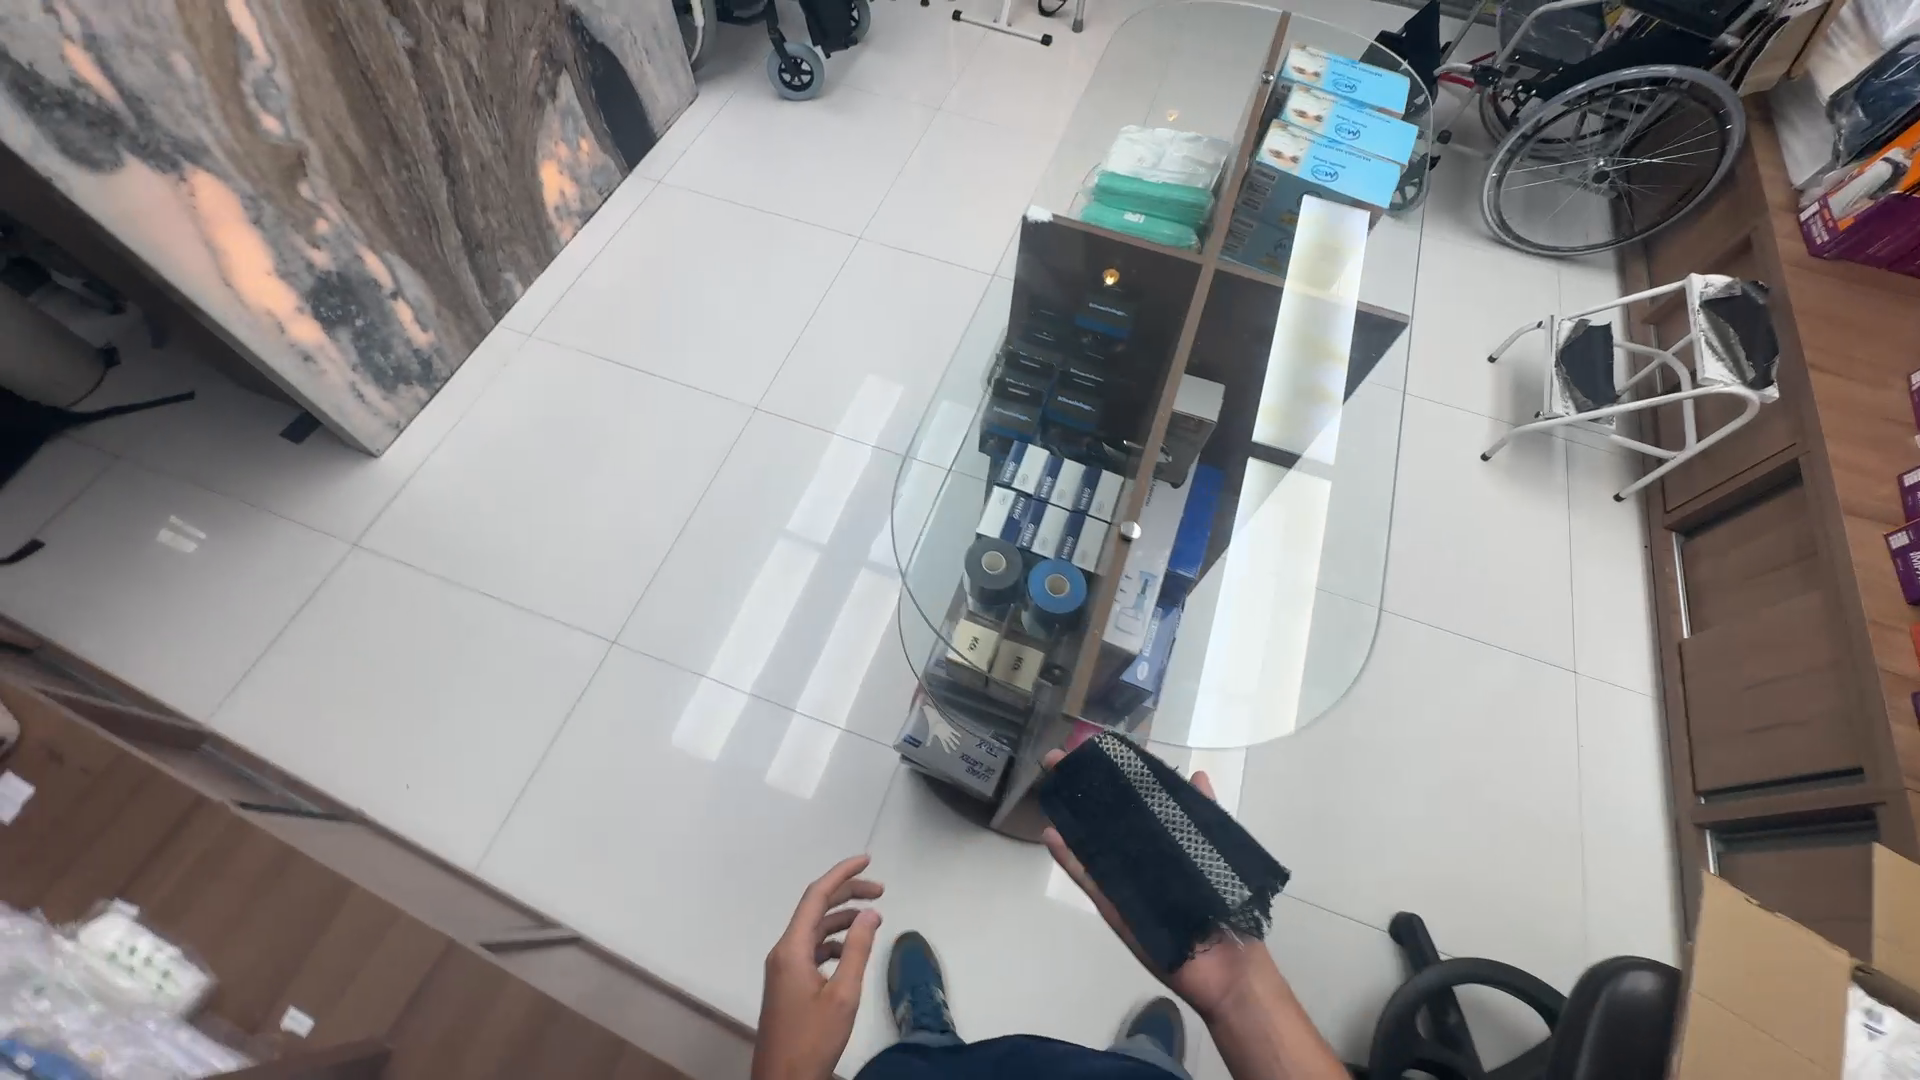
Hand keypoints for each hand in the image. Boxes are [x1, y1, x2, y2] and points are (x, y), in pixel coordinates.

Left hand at [752, 855, 883, 1079]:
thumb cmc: (812, 1040)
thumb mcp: (843, 994)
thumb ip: (858, 949)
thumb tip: (870, 913)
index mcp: (792, 948)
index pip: (817, 895)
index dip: (842, 873)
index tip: (868, 860)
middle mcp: (784, 951)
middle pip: (816, 908)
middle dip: (848, 893)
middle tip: (881, 890)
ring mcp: (784, 968)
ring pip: (815, 929)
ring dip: (843, 918)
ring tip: (873, 919)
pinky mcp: (788, 984)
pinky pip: (812, 948)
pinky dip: (834, 941)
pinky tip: (853, 951)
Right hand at [1041, 750, 1278, 1023]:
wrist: (1227, 965)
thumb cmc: (1226, 904)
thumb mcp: (1218, 850)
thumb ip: (1206, 815)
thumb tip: (1198, 773)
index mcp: (1161, 841)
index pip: (1133, 801)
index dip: (1112, 776)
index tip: (1089, 749)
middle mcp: (1139, 856)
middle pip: (1105, 815)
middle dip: (1082, 788)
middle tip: (1056, 759)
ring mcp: (1123, 880)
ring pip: (1090, 842)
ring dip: (1069, 816)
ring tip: (1048, 788)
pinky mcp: (1114, 906)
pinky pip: (1088, 878)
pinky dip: (1069, 858)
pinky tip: (1051, 835)